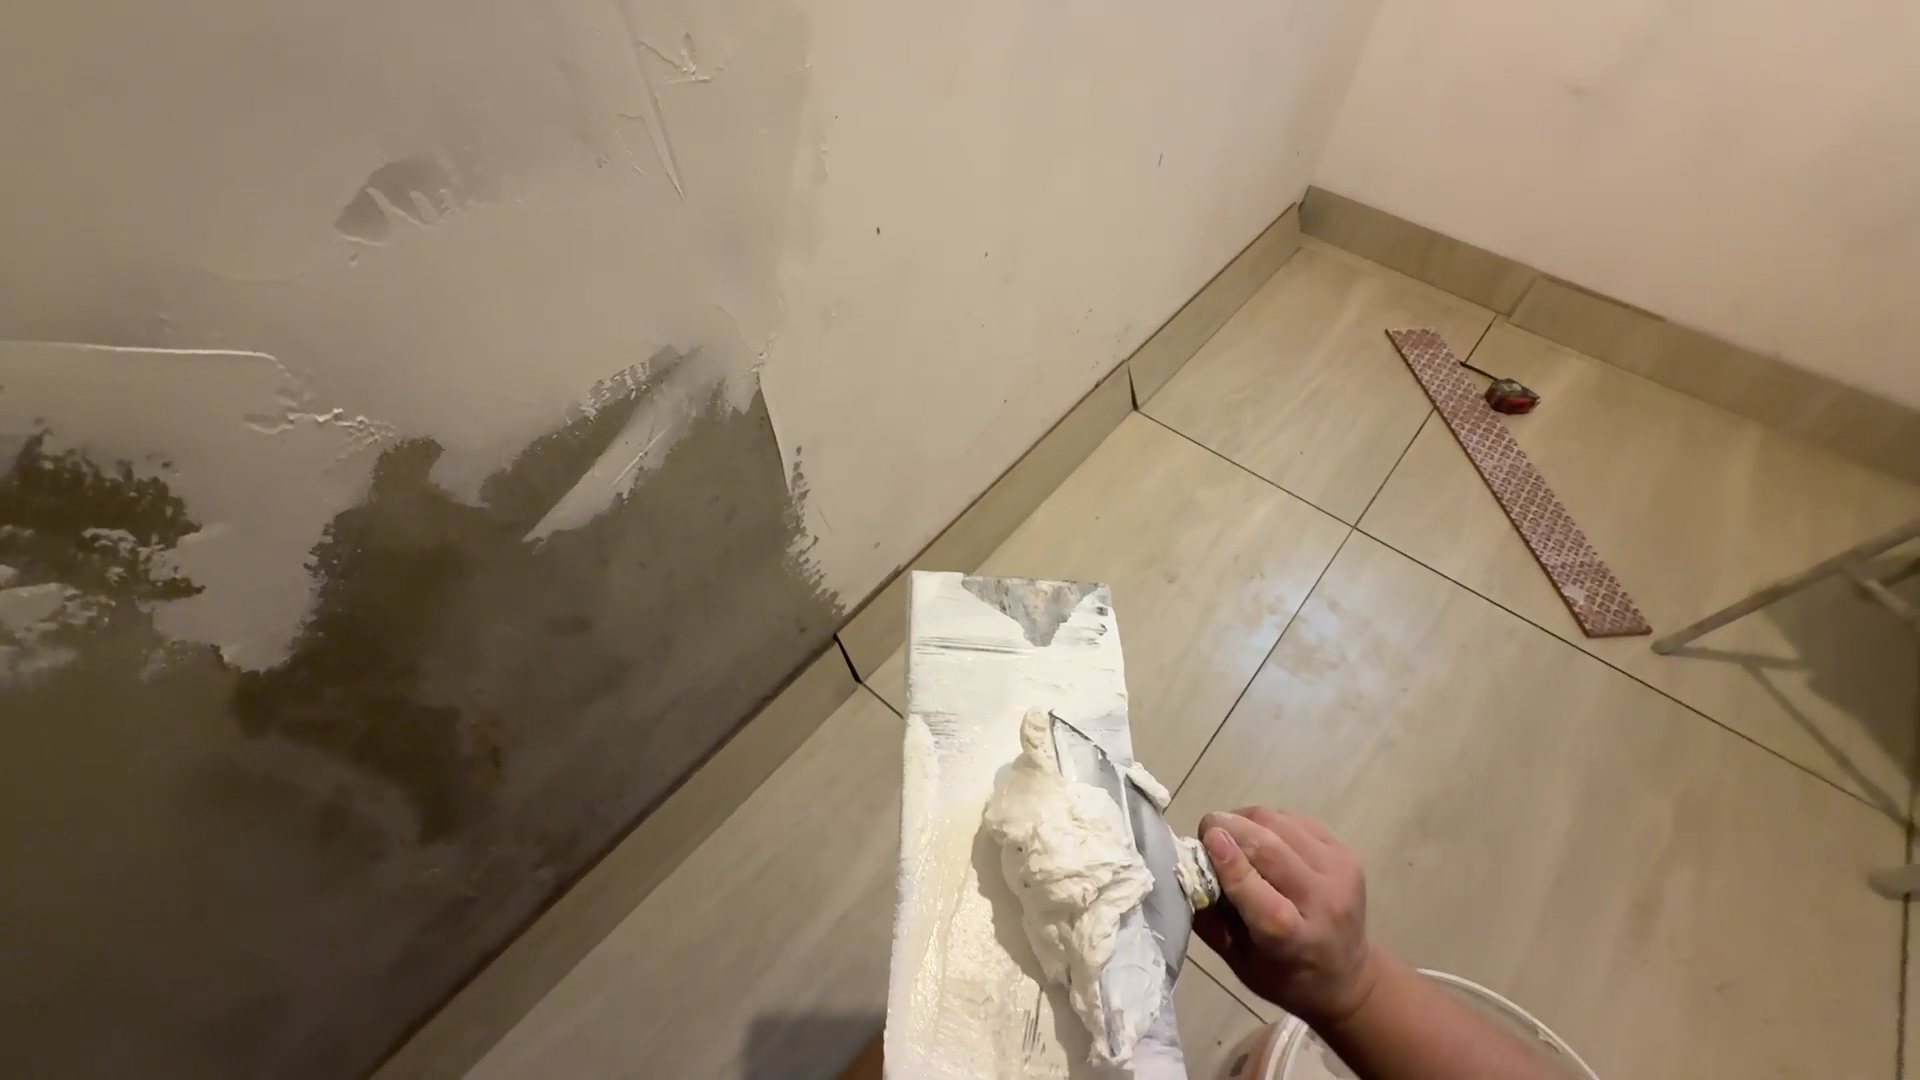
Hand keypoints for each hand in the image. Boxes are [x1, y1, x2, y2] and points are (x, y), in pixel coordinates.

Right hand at [1192, 808, 1380, 1027]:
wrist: (1349, 976)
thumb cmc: (1282, 973)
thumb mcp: (1238, 961)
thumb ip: (1209, 918)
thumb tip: (1182, 872)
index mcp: (1294, 941)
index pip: (1261, 897)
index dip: (1232, 864)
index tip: (1207, 838)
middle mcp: (1323, 904)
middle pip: (1271, 850)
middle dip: (1230, 827)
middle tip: (1207, 830)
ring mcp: (1339, 874)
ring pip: (1279, 824)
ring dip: (1245, 820)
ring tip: (1232, 833)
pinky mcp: (1346, 853)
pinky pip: (1294, 819)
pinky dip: (1267, 820)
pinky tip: (1260, 834)